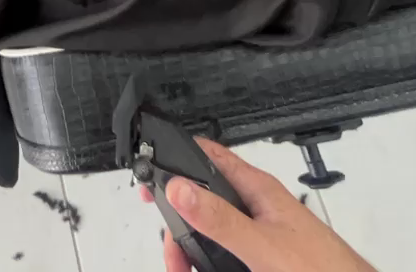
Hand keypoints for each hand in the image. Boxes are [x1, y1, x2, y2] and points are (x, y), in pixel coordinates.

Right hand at [145, 140, 375, 271]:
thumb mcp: (264, 248)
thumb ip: (220, 219)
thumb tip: (177, 186)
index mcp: (256, 190)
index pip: (206, 156)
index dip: (175, 161)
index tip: (149, 182)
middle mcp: (256, 208)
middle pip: (202, 202)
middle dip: (180, 227)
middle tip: (171, 254)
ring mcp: (261, 238)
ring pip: (212, 236)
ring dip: (192, 254)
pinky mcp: (266, 263)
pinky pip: (226, 259)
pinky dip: (210, 267)